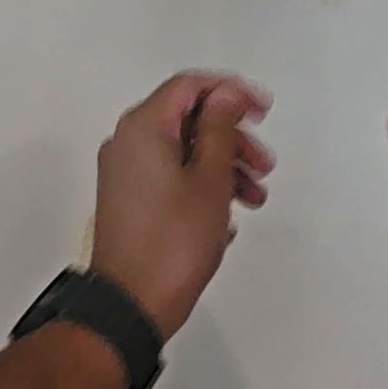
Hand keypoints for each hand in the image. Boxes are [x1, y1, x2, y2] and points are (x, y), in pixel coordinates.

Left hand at [92, 71, 273, 337]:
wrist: (133, 302)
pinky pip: (169, 177)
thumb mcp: (210, 179)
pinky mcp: (128, 200)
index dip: (231, 92)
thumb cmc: (173, 243)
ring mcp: (124, 173)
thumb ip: (220, 128)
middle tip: (263, 163)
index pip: (189, 86)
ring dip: (222, 166)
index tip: (262, 110)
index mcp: (143, 128)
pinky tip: (227, 215)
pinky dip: (200, 185)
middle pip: (187, 120)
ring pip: (182, 151)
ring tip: (253, 197)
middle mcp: (126, 144)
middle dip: (232, 137)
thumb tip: (224, 96)